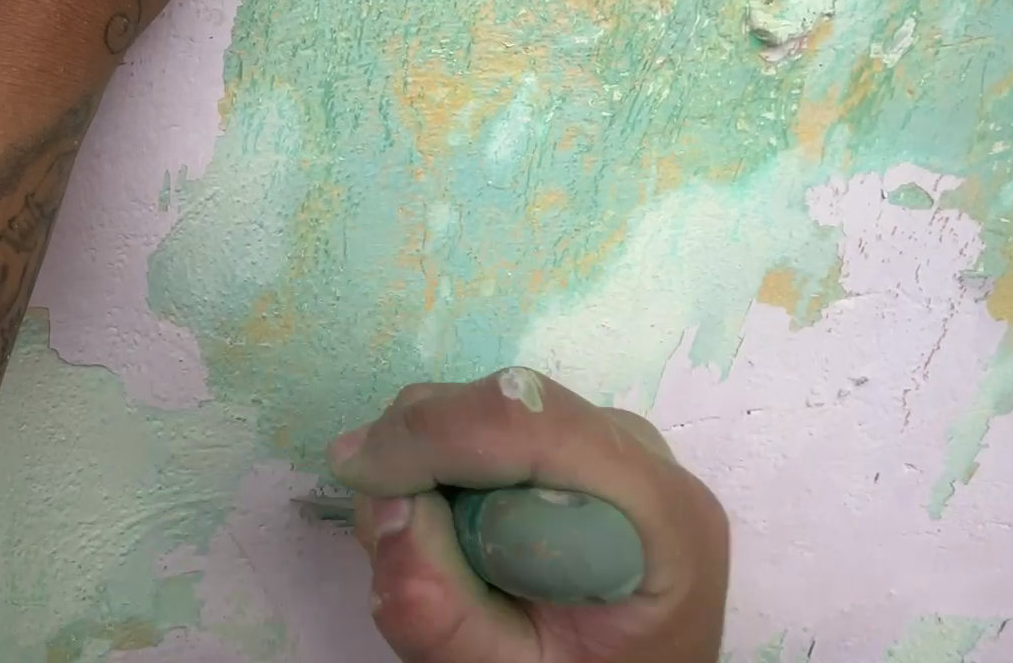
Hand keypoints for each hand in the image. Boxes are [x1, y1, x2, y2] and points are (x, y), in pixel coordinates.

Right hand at [328, 368, 728, 662]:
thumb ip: (439, 611)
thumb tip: (386, 507)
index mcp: (656, 512)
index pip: (529, 421)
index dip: (432, 435)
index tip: (357, 472)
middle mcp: (636, 451)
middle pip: (495, 402)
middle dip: (417, 452)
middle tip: (387, 534)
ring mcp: (605, 435)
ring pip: (476, 400)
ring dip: (420, 458)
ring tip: (429, 544)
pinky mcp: (571, 434)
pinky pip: (478, 414)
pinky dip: (436, 457)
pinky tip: (451, 518)